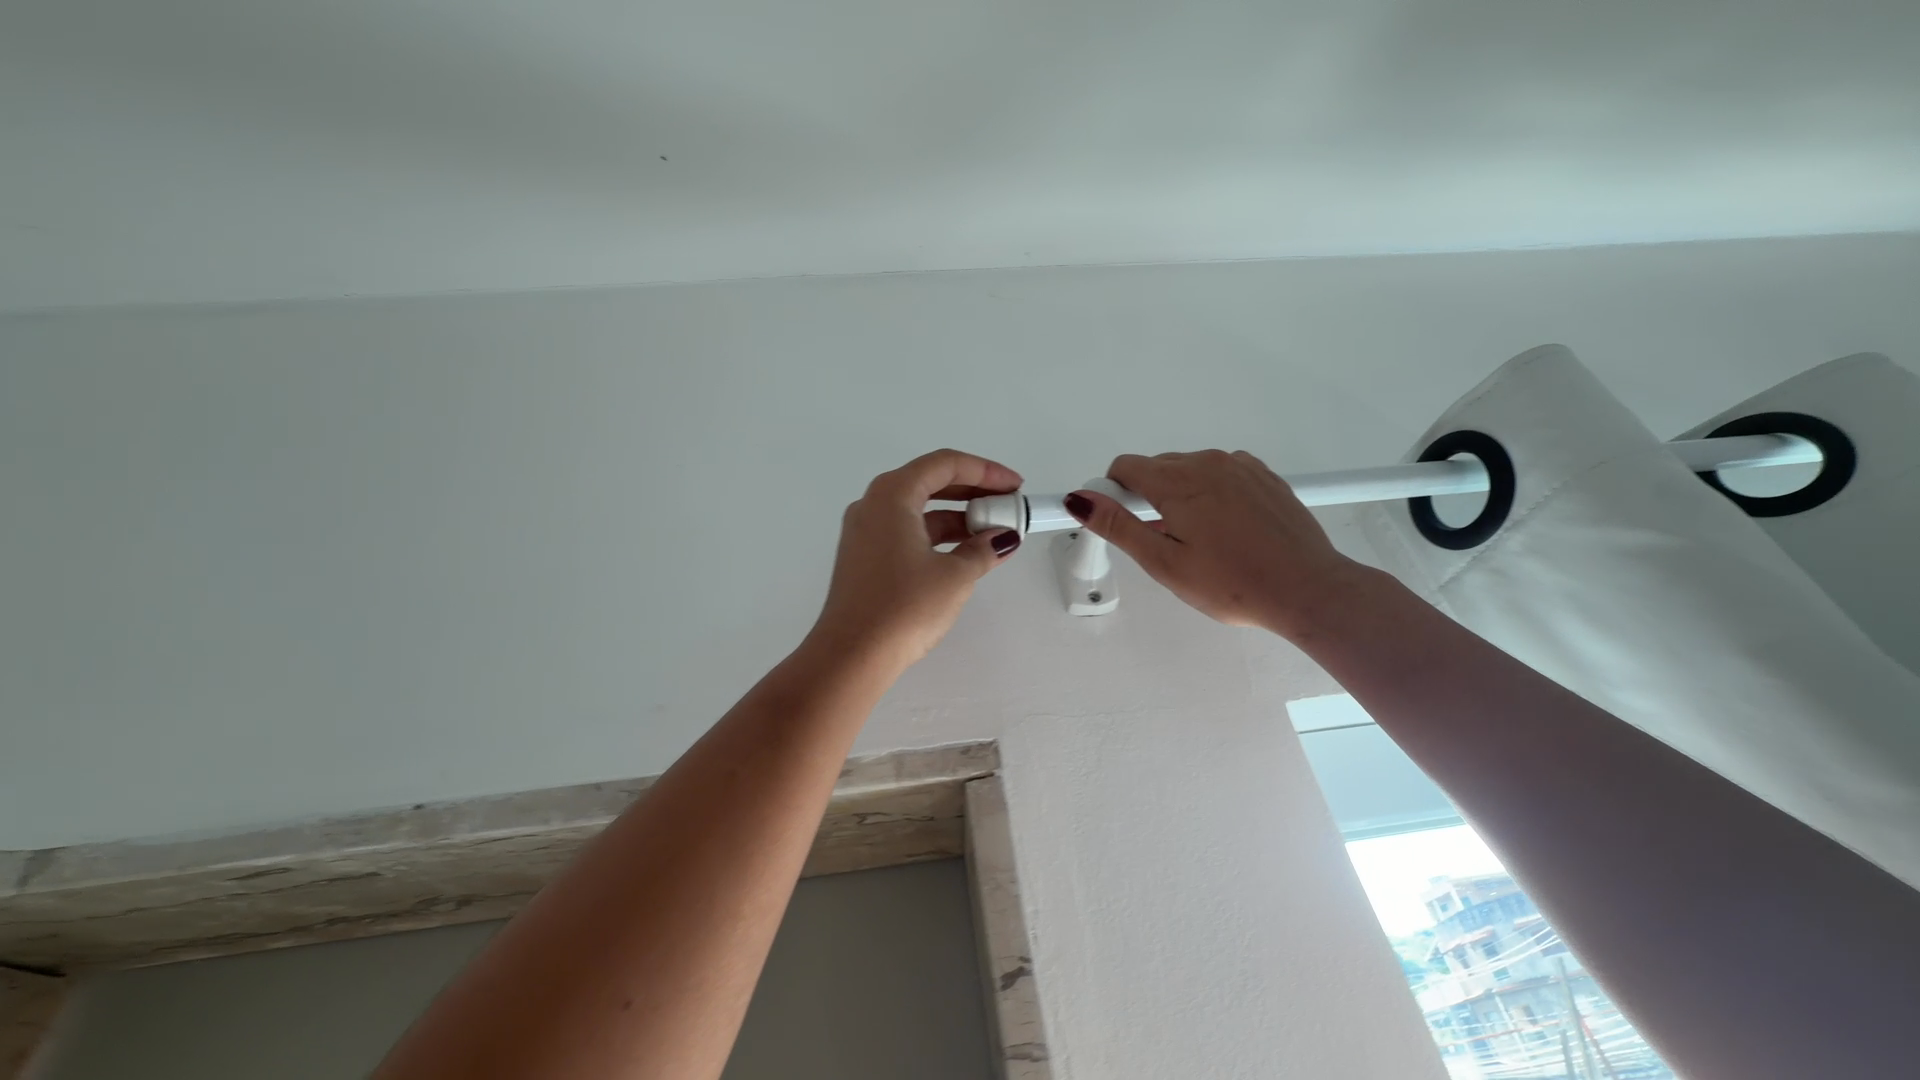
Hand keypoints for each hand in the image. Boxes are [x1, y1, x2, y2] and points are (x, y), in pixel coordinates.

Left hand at [809, 449, 1023, 669]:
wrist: (852, 655)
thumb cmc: (904, 607)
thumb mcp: (955, 576)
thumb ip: (983, 549)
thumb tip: (1003, 538)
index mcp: (892, 494)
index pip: (945, 464)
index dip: (986, 471)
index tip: (1015, 487)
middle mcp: (873, 504)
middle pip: (930, 481)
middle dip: (973, 491)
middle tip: (1008, 505)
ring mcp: (865, 532)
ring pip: (918, 509)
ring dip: (957, 516)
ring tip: (994, 533)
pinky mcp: (865, 557)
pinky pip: (907, 531)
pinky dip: (937, 536)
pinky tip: (965, 553)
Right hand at [1064, 450, 1368, 637]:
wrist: (1307, 589)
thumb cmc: (1233, 584)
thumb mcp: (1164, 563)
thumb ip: (1118, 526)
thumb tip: (1080, 498)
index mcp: (1178, 481)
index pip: (1124, 467)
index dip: (1113, 495)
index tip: (1127, 527)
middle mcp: (1208, 462)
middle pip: (1157, 468)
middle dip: (1149, 499)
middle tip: (1167, 545)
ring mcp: (1240, 466)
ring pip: (1190, 471)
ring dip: (1183, 497)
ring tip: (1202, 543)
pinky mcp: (1264, 476)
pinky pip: (1222, 475)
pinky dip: (1214, 495)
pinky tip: (1228, 531)